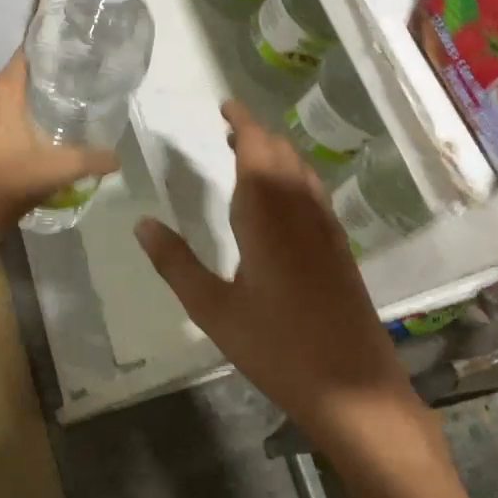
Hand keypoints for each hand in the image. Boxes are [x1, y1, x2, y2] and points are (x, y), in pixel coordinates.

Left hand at [0, 51, 119, 230]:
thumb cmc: (15, 181)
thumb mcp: (61, 169)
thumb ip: (94, 159)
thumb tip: (118, 157)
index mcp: (2, 90)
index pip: (24, 54)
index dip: (45, 52)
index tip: (67, 57)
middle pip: (14, 74)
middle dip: (37, 79)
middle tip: (65, 88)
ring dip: (17, 99)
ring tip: (44, 109)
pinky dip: (0, 116)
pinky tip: (17, 132)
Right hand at [135, 102, 410, 435]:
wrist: (355, 391)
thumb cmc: (278, 349)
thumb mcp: (214, 311)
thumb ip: (176, 264)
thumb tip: (142, 223)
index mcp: (268, 219)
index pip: (257, 152)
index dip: (244, 124)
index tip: (226, 105)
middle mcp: (302, 214)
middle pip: (283, 156)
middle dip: (258, 135)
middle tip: (229, 128)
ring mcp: (327, 232)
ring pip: (304, 174)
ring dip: (278, 155)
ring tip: (251, 154)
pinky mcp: (340, 252)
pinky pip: (315, 195)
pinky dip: (295, 178)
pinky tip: (284, 200)